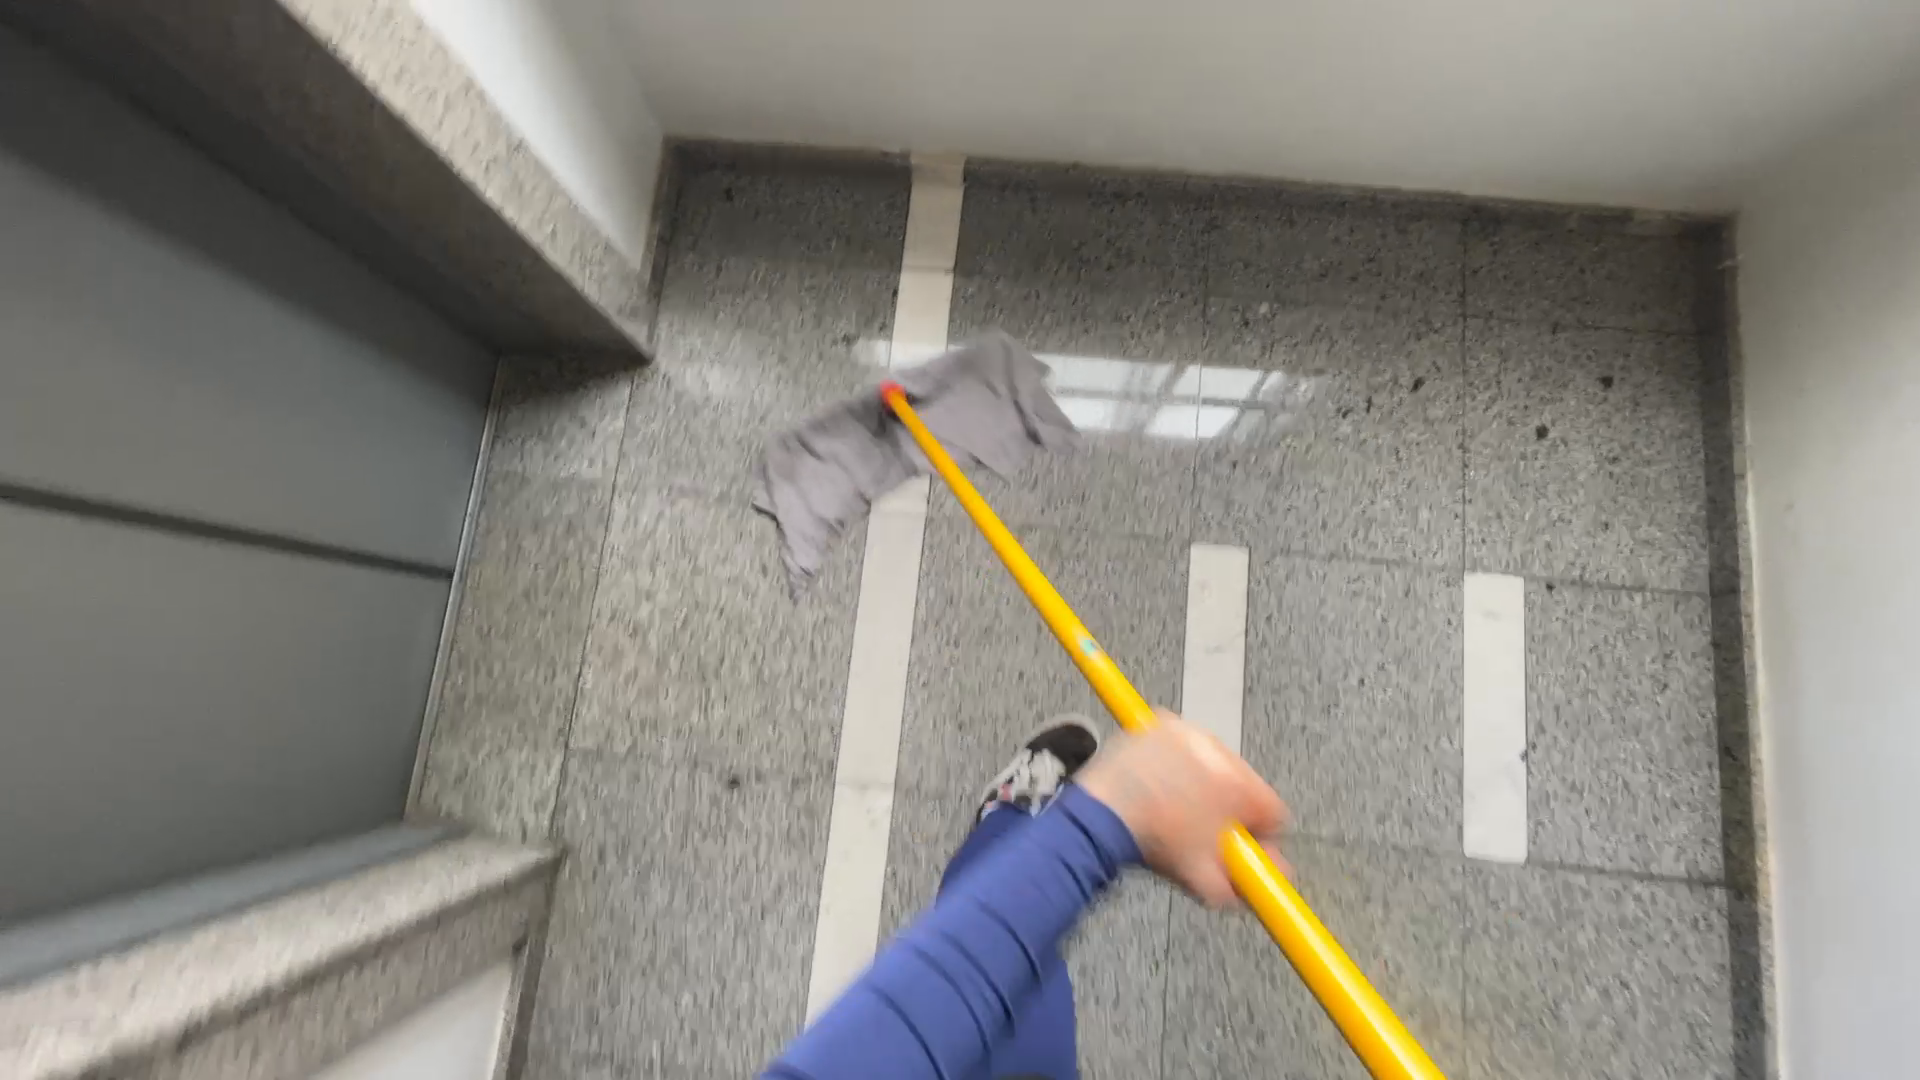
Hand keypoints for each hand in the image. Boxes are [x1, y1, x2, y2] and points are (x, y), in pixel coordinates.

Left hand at [1076, 709, 1288, 907]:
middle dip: (1229, 808)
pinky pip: (1182, 746)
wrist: (1103, 811)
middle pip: (1242, 783)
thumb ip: (1244, 886)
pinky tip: (1161, 785)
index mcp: (1239, 785)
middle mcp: (1219, 750)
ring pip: (1212, 763)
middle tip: (1208, 830)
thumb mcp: (1207, 880)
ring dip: (1203, 783)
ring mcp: (1188, 733)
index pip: (1273, 811)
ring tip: (1178, 807)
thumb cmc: (1151, 838)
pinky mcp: (1161, 724)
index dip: (1262, 835)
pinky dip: (1176, 762)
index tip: (1246, 846)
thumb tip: (1255, 885)